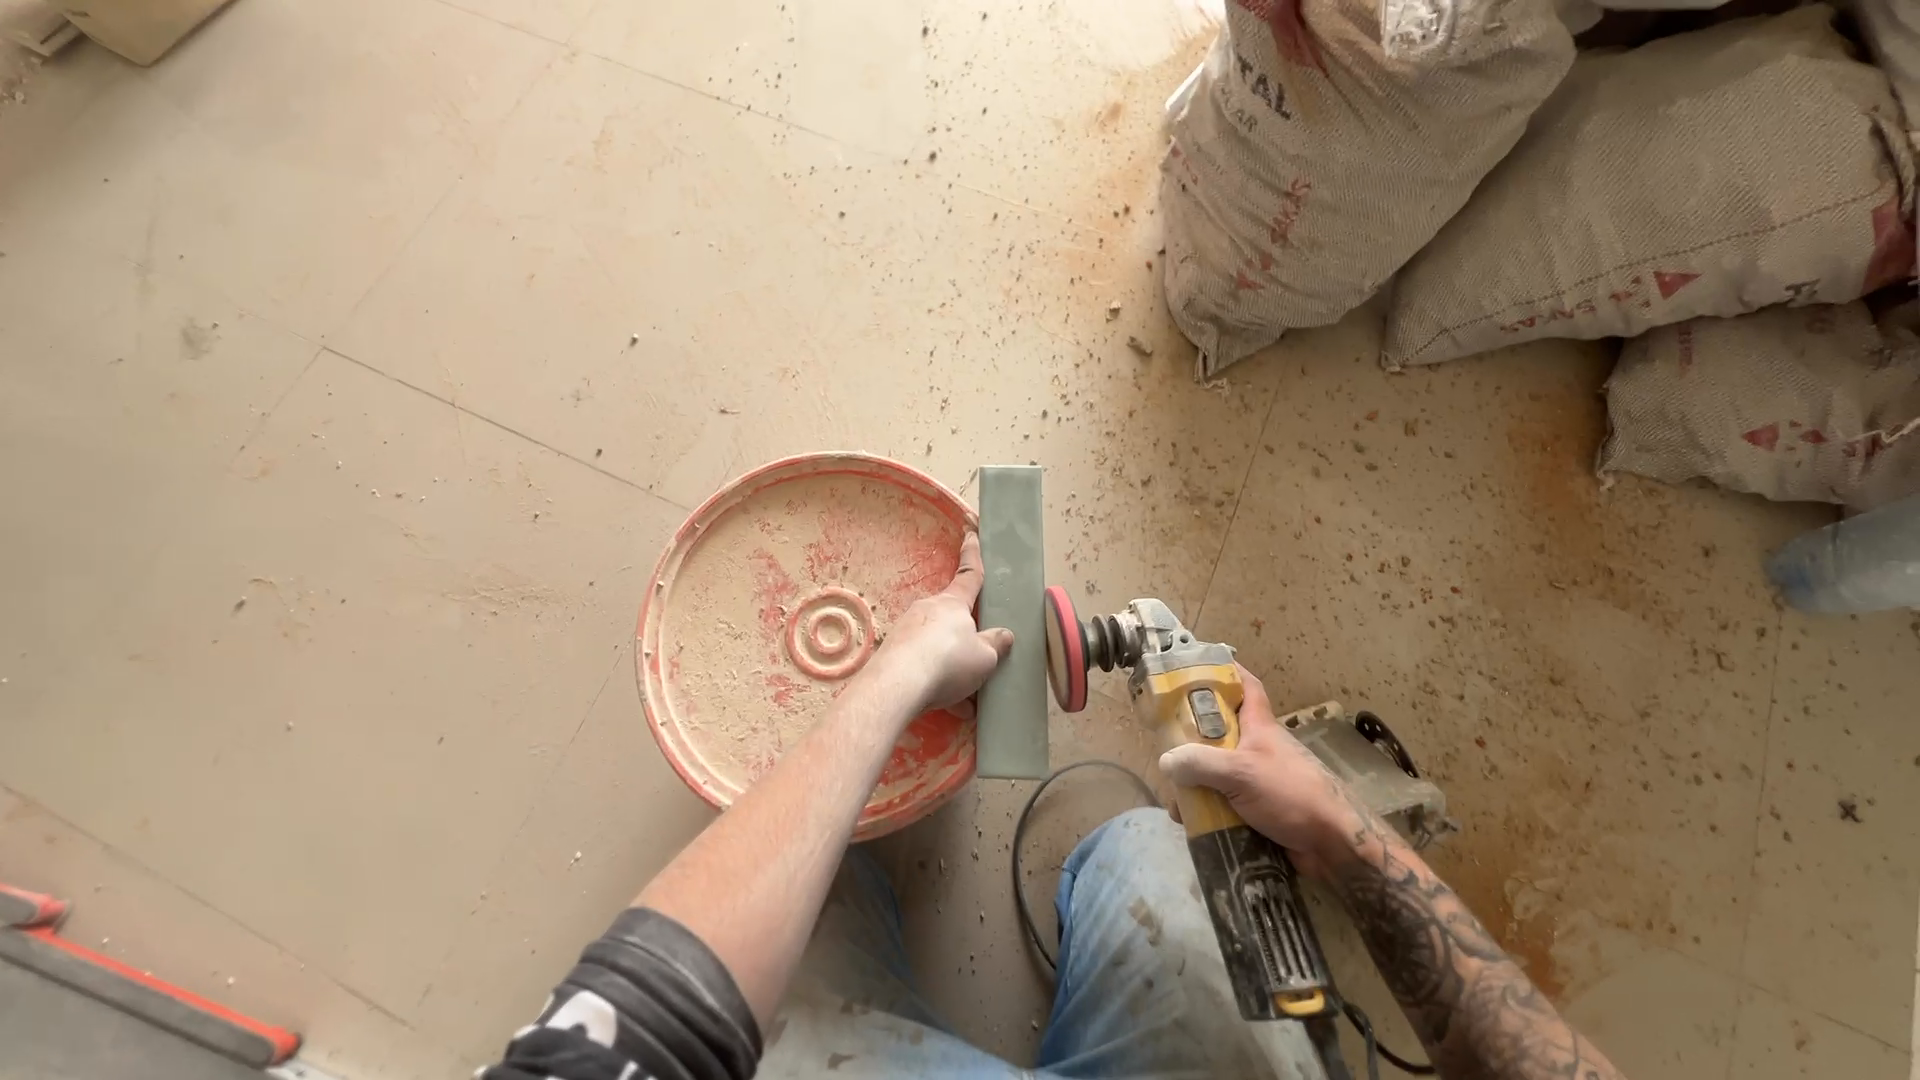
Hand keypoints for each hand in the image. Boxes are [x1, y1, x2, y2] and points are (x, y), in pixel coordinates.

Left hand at [867, 533, 1013, 718]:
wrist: (897, 686)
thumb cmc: (948, 661)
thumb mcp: (985, 657)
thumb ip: (995, 645)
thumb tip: (1003, 635)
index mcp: (952, 603)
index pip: (969, 574)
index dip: (973, 554)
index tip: (971, 534)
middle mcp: (927, 610)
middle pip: (952, 617)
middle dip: (964, 634)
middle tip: (978, 656)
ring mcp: (906, 631)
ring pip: (936, 646)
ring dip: (951, 666)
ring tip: (967, 695)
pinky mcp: (892, 654)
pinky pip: (922, 665)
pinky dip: (937, 683)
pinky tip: (950, 706)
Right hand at [1158, 665, 1374, 877]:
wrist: (1333, 845)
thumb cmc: (1292, 794)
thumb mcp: (1242, 772)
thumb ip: (1201, 763)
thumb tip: (1166, 761)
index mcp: (1259, 727)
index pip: (1246, 687)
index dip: (1226, 672)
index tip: (1197, 666)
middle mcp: (1257, 749)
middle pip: (1219, 732)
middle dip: (1191, 739)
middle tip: (1164, 745)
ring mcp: (1257, 780)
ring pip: (1215, 772)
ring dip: (1194, 784)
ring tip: (1175, 801)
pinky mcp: (1256, 809)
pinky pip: (1221, 803)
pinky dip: (1204, 811)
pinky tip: (1191, 822)